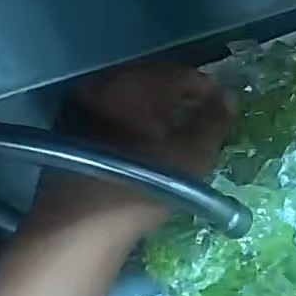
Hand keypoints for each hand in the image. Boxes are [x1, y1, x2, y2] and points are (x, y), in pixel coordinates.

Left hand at [19, 63, 234, 245]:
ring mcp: (82, 102)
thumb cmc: (148, 185)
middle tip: (198, 118)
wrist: (84, 222)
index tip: (221, 109)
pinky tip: (139, 144)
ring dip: (152, 108)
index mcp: (140, 83)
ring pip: (128, 95)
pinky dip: (128, 119)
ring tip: (170, 132)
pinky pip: (109, 111)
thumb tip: (228, 96)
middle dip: (178, 95)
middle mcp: (107, 82)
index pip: (183, 73)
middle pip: (153, 79)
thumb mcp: (195, 154)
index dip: (207, 89)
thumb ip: (215, 120)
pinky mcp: (67, 126)